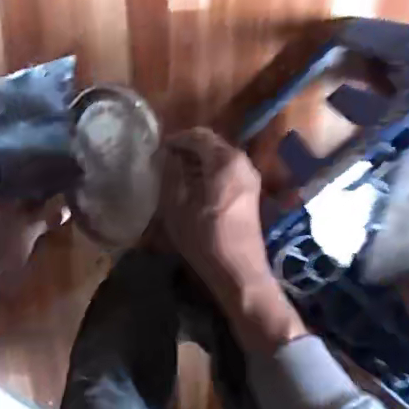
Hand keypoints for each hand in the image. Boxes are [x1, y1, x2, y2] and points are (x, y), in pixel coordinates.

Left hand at [0, 154, 64, 320]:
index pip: (1, 170)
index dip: (14, 154)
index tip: (33, 134)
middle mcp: (2, 205)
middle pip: (23, 182)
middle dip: (39, 168)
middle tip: (62, 147)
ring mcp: (19, 221)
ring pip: (39, 198)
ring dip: (54, 188)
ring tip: (74, 168)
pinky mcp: (32, 238)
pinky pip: (48, 220)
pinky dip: (61, 212)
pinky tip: (76, 201)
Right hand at [159, 128, 306, 351]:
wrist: (240, 273)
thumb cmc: (205, 240)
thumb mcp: (177, 207)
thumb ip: (171, 175)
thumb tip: (167, 156)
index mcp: (225, 160)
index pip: (197, 135)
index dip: (175, 140)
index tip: (157, 151)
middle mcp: (242, 162)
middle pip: (211, 144)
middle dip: (187, 149)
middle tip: (164, 162)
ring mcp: (250, 177)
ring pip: (219, 157)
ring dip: (198, 162)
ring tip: (176, 176)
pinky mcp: (251, 193)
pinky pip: (227, 171)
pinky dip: (210, 173)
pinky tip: (194, 189)